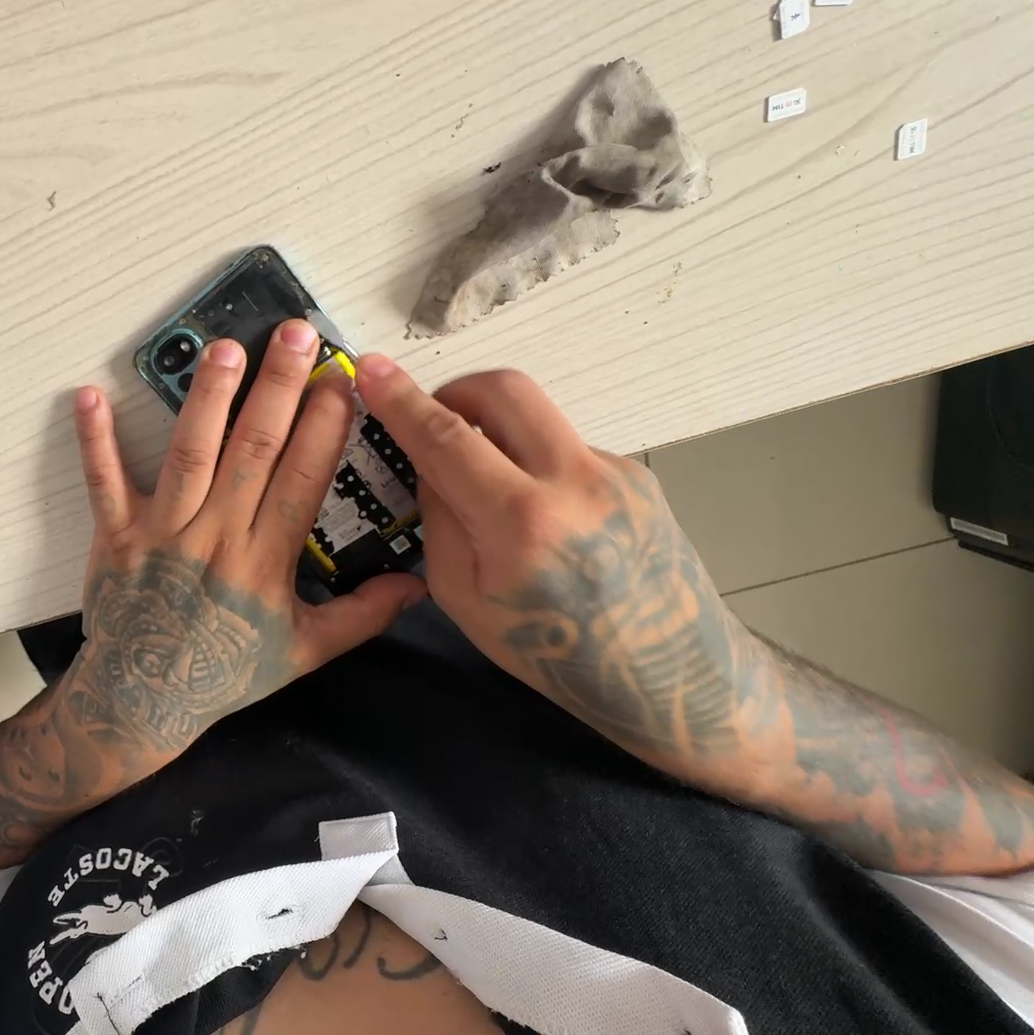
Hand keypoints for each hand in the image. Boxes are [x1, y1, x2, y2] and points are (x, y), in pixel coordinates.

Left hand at [70, 321, 427, 753]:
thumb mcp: (304, 654)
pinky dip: (95, 440)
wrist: (143, 698)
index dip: (324, 429)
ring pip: (189, 455)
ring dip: (207, 400)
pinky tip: (88, 395)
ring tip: (224, 349)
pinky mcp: (115, 534)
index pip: (302, 483)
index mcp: (264, 562)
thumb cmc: (225, 674)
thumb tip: (418, 584)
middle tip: (296, 334)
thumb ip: (362, 617)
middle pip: (252, 453)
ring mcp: (161, 532)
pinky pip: (103, 481)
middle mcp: (215, 537)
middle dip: (278, 389)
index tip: (341, 382)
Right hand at [351, 357, 744, 757]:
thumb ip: (441, 521)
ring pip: (535, 418)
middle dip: (454, 389)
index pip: (445, 438)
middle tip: (430, 420)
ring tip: (486, 489)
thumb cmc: (550, 651)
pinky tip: (537, 519)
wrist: (676, 676)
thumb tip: (431, 465)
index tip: (369, 368)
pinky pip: (561, 448)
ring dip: (492, 431)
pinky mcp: (637, 474)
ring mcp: (614, 471)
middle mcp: (574, 480)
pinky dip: (529, 464)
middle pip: (504, 389)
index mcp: (520, 522)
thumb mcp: (463, 598)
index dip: (399, 399)